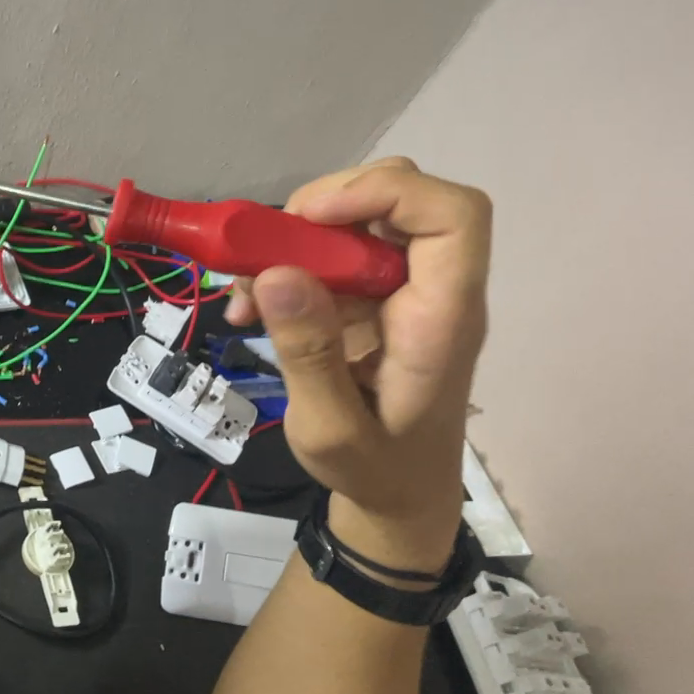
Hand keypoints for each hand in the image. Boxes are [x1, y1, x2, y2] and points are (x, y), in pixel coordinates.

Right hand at [226, 158, 491, 569]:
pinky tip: (249, 311)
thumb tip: (276, 273)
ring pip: (356, 226)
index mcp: (441, 317)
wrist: (394, 499)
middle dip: (322, 211)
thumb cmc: (374, 470)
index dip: (383, 194)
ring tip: (242, 294)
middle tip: (263, 250)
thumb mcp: (330, 427)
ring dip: (289, 245)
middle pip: (401, 203)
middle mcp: (428, 292)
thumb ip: (308, 353)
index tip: (306, 219)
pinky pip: (328, 262)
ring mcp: (398, 296)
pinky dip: (282, 273)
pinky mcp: (368, 306)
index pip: (451, 216)